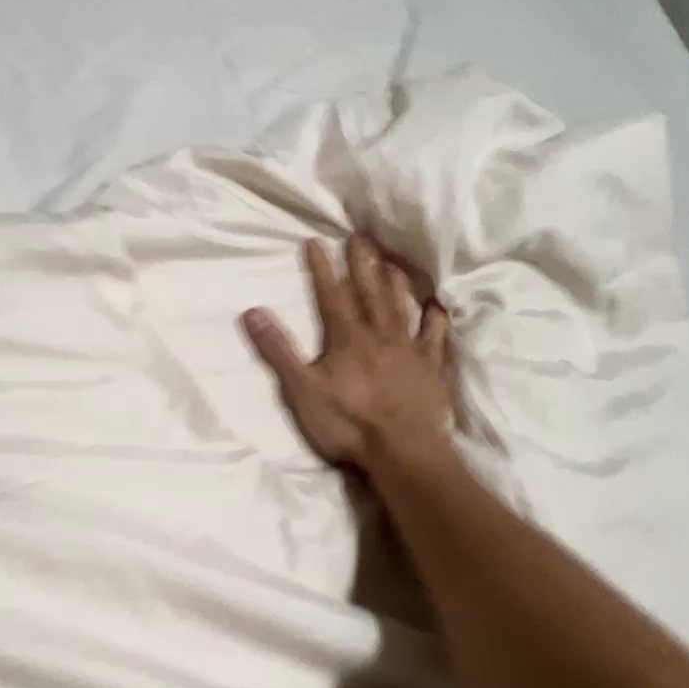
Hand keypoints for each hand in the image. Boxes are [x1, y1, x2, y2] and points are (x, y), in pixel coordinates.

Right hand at [241, 235, 452, 467]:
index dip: (322, 268)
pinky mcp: (431, 369)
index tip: (315, 241)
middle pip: (369, 292)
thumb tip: (252, 312)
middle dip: (362, 264)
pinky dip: (435, 318)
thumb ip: (278, 351)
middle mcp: (380, 335)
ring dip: (395, 281)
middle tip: (360, 237)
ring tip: (391, 260)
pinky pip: (435, 336)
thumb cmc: (347, 424)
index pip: (331, 295)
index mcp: (346, 338)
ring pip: (402, 306)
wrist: (403, 450)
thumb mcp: (301, 390)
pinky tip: (437, 305)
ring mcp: (410, 350)